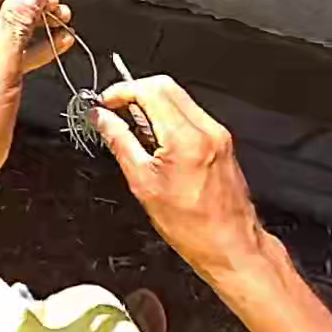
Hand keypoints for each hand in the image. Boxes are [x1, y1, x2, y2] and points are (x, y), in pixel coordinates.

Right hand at [93, 76, 271, 282]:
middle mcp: (206, 129)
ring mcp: (216, 133)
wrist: (231, 246)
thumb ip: (119, 141)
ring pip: (177, 95)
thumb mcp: (142, 183)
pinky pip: (188, 111)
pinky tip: (154, 137)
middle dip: (134, 91)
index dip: (121, 90)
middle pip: (164, 84)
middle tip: (115, 110)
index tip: (105, 103)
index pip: (149, 90)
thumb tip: (101, 118)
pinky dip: (166, 114)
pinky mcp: (220, 139)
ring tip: (133, 127)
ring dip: (150, 102)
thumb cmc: (191, 226)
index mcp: (185, 139)